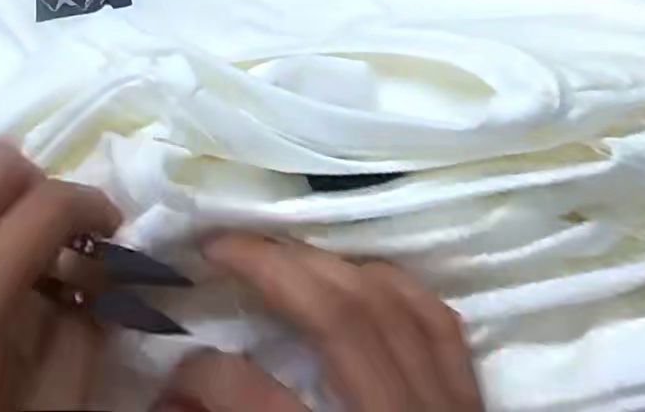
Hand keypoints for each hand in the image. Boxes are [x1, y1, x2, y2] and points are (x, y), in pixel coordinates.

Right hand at [157, 235, 481, 411]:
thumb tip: (171, 396)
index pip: (259, 399)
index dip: (204, 374)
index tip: (173, 376)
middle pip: (336, 317)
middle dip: (266, 264)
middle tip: (216, 247)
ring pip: (384, 302)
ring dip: (317, 260)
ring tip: (270, 250)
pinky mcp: (473, 408)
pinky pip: (435, 322)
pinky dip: (389, 283)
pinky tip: (350, 270)